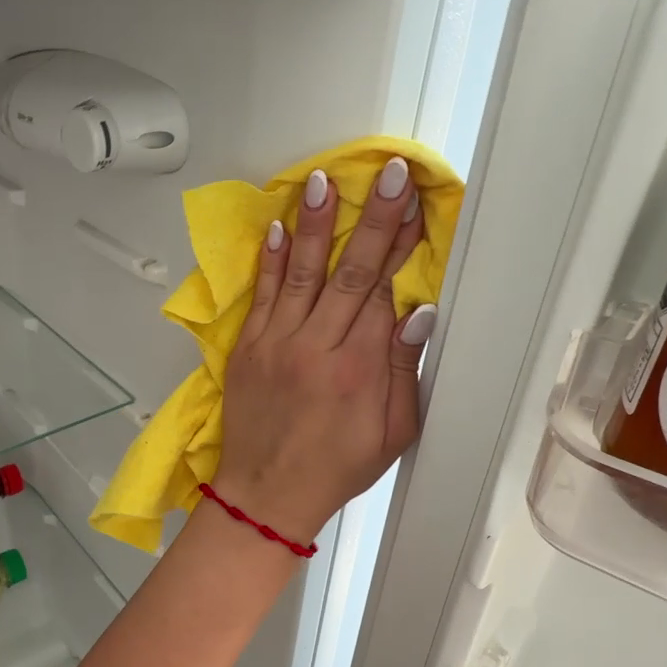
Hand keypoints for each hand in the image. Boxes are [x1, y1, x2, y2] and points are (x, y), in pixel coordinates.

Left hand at [210, 158, 435, 546]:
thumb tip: (418, 311)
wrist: (266, 492)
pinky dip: (272, 262)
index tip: (415, 203)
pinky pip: (263, 297)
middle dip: (372, 218)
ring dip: (316, 225)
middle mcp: (317, 348)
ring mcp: (277, 344)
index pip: (386, 290)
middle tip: (386, 174)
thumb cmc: (337, 467)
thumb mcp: (392, 432)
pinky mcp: (248, 349)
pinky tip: (281, 229)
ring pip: (303, 275)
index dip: (401, 244)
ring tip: (322, 181)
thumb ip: (404, 369)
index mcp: (360, 369)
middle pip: (351, 272)